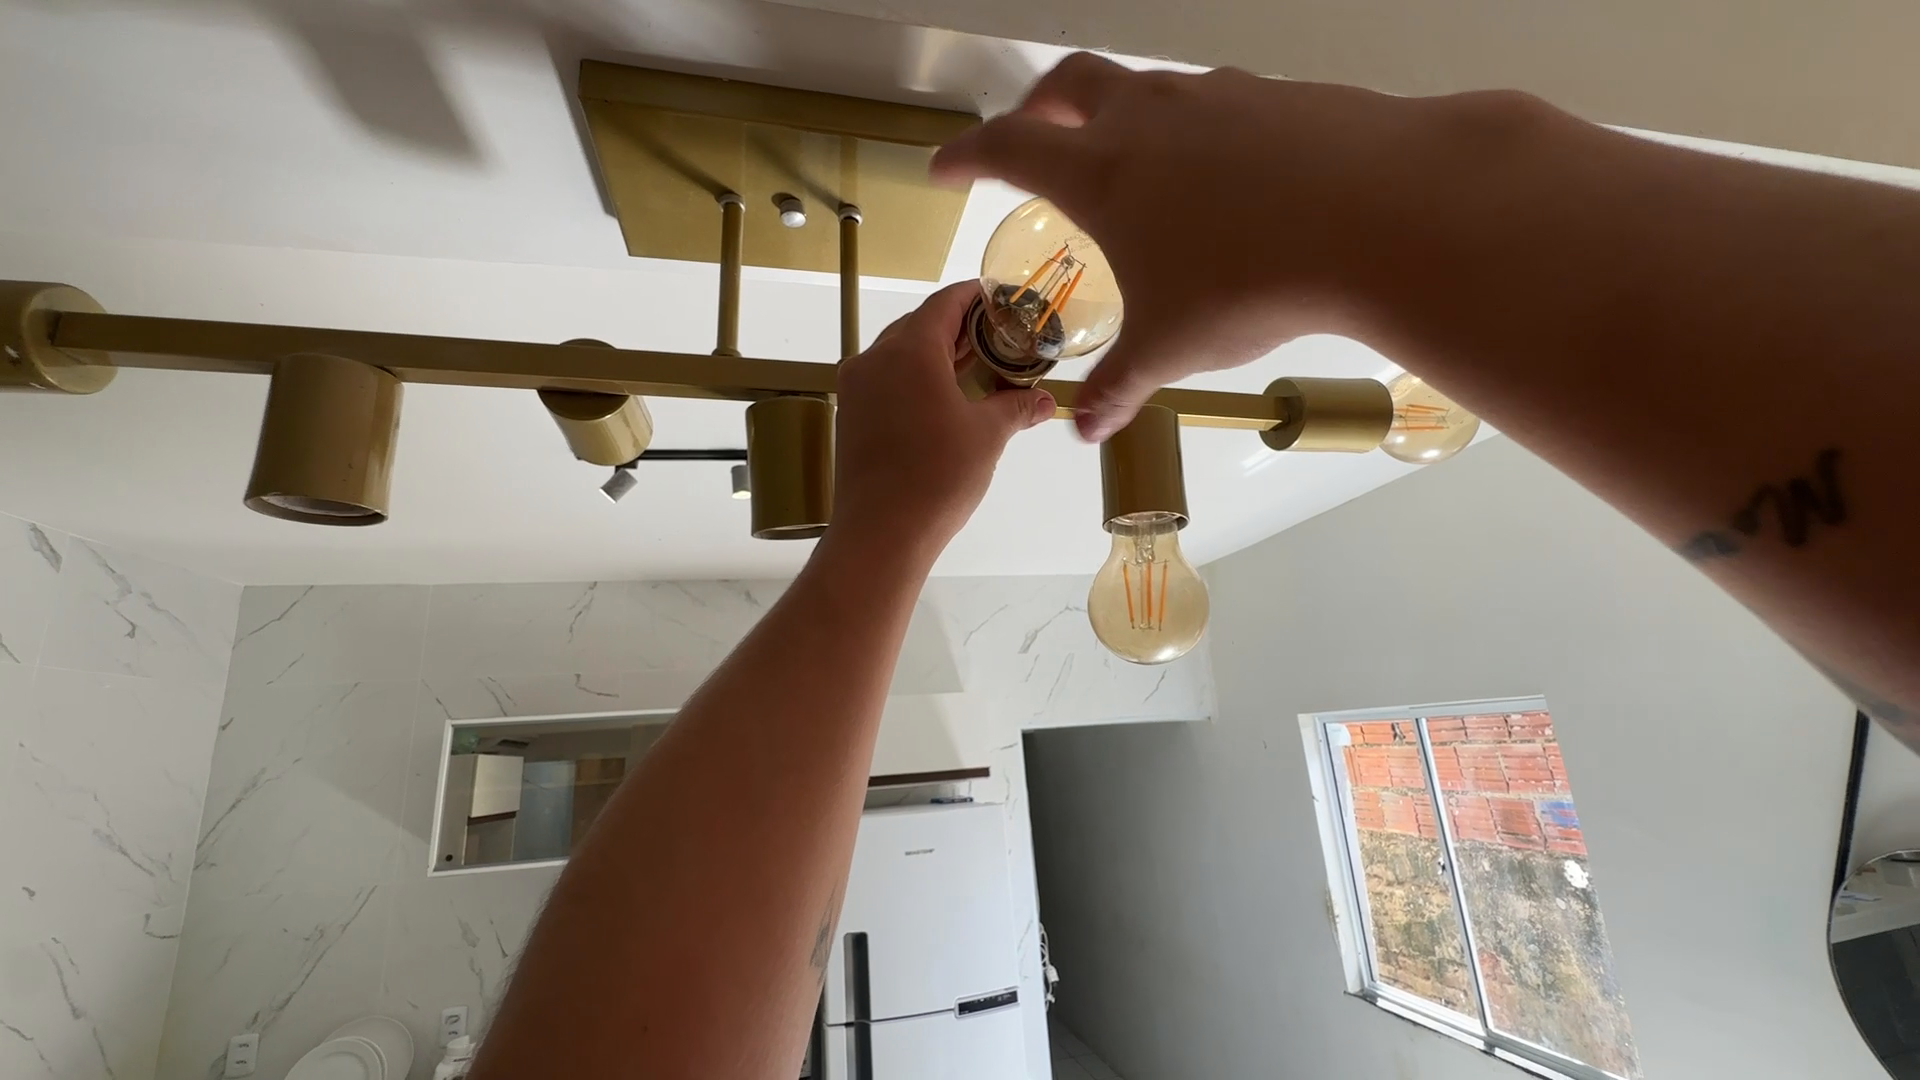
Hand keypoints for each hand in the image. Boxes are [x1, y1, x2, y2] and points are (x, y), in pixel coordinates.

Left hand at [830, 282, 1054, 557]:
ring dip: (936, 356)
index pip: (945, 303)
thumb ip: (1016, 408)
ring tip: (975, 369)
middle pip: (919, 326)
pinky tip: (942, 401)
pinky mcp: (850, 416)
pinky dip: (915, 380)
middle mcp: (875, 359)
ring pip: (899, 355)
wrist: (881, 532)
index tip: (1002, 300)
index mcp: (909, 350)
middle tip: (996, 338)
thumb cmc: (938, 475)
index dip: (977, 296)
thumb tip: (1044, 402)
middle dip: (959, 328)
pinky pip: (886, 382)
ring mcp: (857, 389)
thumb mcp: (987, 436)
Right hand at [933, 53, 1510, 440]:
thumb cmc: (1246, 282)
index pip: (1008, 148)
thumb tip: (1086, 430)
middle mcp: (1147, 117)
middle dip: (1036, 107)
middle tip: (1029, 136)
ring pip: (1142, 88)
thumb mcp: (1168, 346)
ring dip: (1115, 114)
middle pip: (1069, 84)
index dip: (966, 156)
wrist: (1380, 214)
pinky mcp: (1272, 95)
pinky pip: (1208, 103)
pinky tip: (1212, 177)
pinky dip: (1186, 128)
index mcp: (1101, 172)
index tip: (944, 168)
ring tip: (1125, 166)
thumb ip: (1119, 387)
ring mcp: (1212, 96)